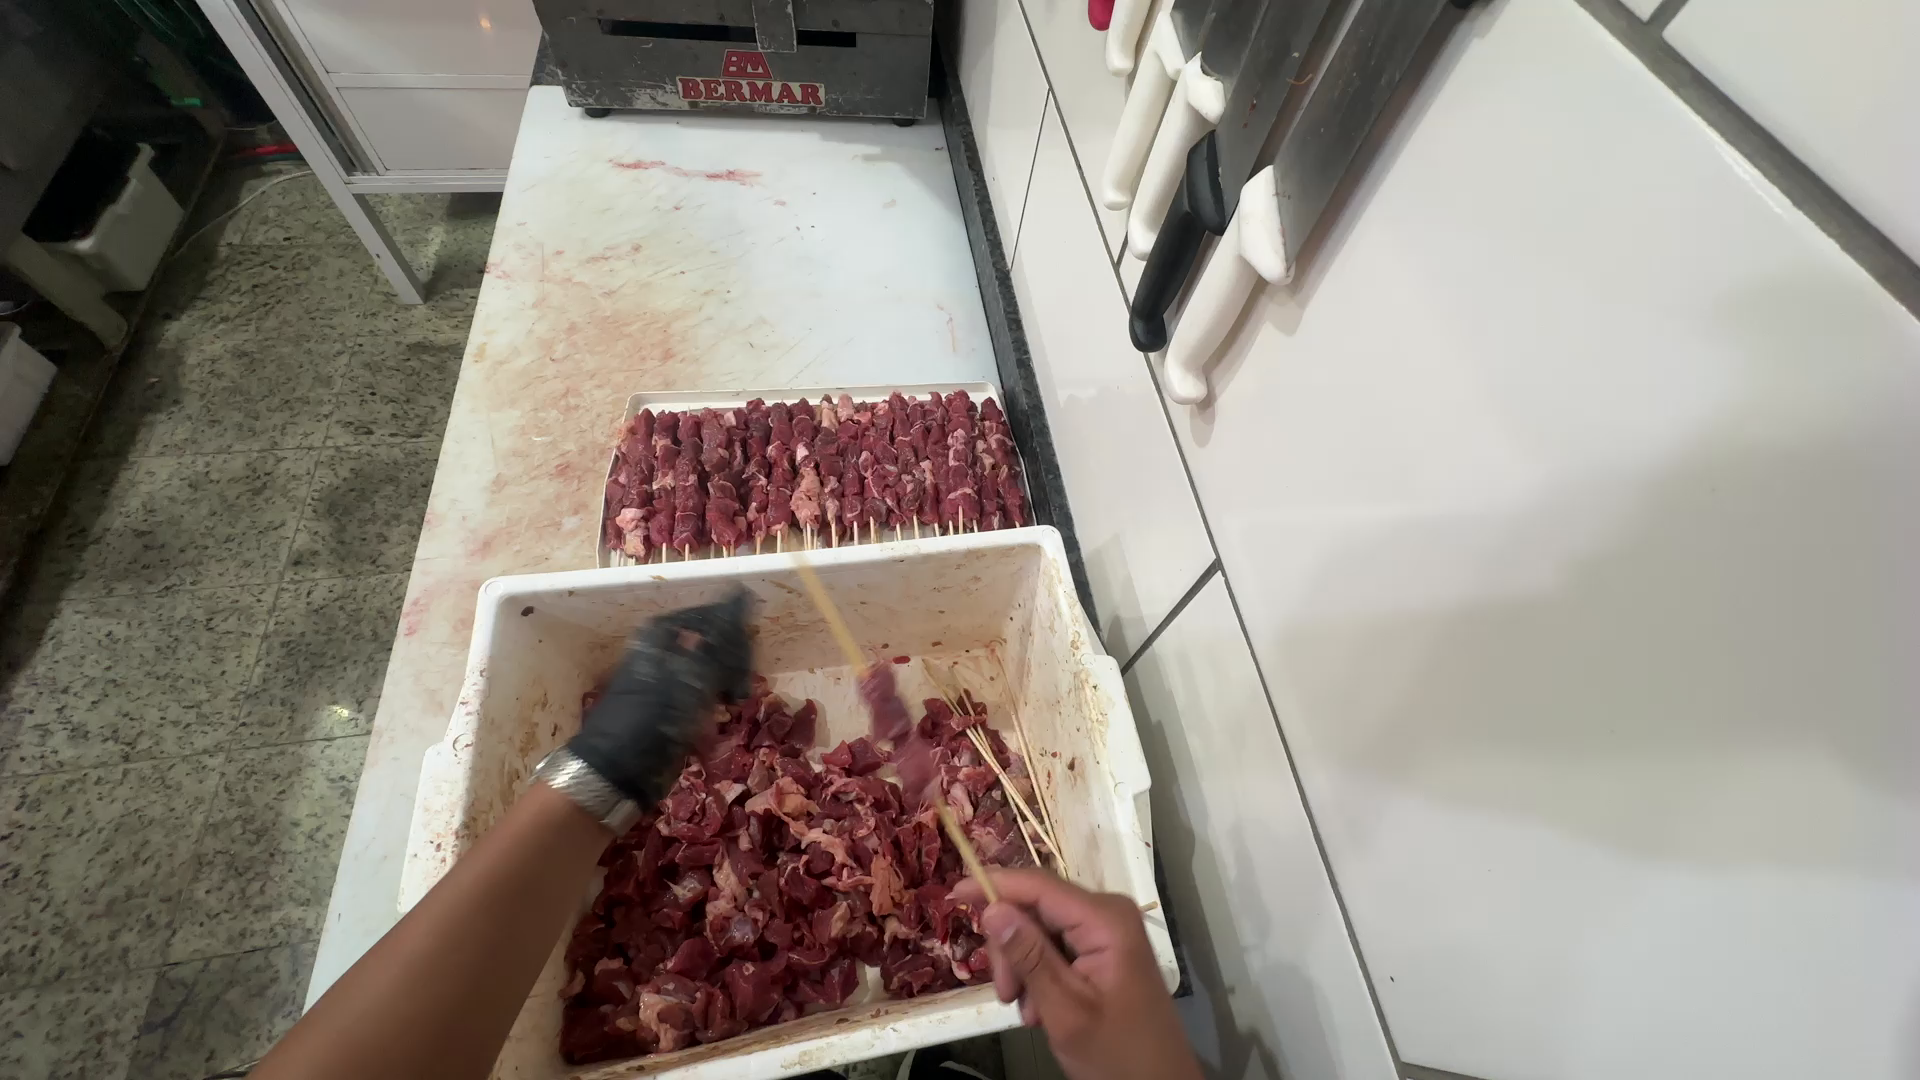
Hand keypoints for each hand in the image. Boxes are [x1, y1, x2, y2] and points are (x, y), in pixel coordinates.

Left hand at [568, 588, 754, 804]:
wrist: (617, 770)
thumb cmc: (652, 717)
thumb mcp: (690, 674)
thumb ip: (719, 639)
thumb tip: (742, 598)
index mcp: (663, 635)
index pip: (713, 617)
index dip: (736, 633)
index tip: (750, 656)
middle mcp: (667, 650)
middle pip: (717, 642)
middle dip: (735, 662)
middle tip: (741, 685)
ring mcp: (671, 677)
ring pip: (716, 668)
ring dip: (730, 683)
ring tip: (735, 701)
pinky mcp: (675, 704)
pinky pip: (708, 692)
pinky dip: (718, 702)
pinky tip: (723, 712)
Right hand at [953, 869, 1200, 1079]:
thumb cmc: (1117, 1057)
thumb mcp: (1066, 1011)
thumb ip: (1029, 956)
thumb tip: (992, 908)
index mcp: (1104, 918)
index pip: (1038, 884)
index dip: (995, 884)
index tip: (955, 892)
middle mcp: (1105, 910)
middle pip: (1035, 906)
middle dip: (1011, 946)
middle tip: (1006, 995)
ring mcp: (1105, 928)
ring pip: (1039, 926)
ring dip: (1022, 964)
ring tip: (1026, 1010)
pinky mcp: (1101, 945)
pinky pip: (1054, 943)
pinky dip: (1038, 971)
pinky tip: (1040, 1007)